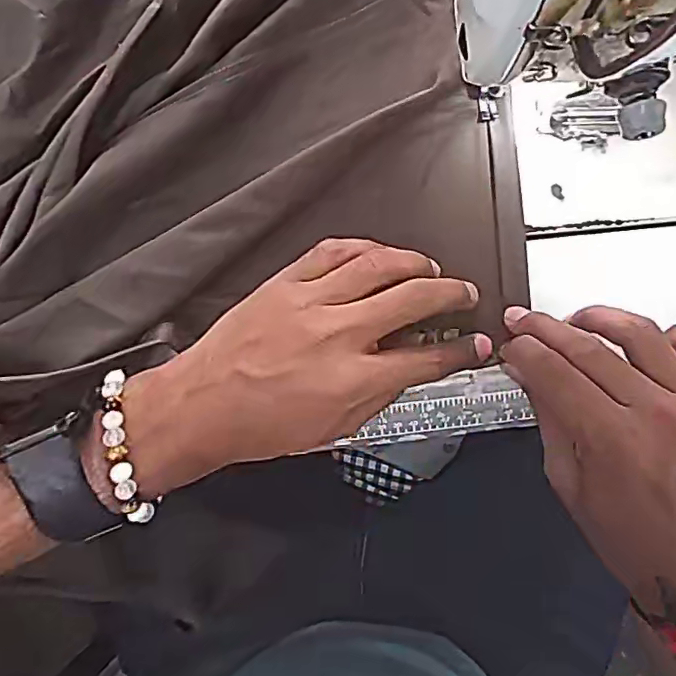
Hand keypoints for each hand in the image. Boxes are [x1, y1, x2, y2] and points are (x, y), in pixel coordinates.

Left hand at [116, 239, 491, 494]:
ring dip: (414, 262)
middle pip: (413, 298)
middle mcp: (336, 334)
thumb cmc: (259, 424)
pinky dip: (364, 247)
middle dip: (452, 293)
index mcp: (352, 379)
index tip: (474, 344)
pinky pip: (332, 252)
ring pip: (377, 264)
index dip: (461, 351)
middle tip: (464, 293)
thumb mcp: (334, 427)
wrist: (201, 405)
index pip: (427, 358)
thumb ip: (381, 395)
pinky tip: (378, 253)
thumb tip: (413, 369)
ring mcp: (309, 302)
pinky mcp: (284, 283)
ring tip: (429, 268)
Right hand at [500, 305, 675, 616]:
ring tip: (577, 321)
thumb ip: (549, 419)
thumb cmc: (629, 536)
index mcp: (613, 441)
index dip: (525, 351)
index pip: (555, 372)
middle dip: (546, 329)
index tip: (511, 344)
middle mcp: (657, 415)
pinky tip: (660, 338)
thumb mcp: (567, 482)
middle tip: (525, 322)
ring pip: (643, 334)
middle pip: (590, 348)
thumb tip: (528, 373)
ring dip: (602, 317)